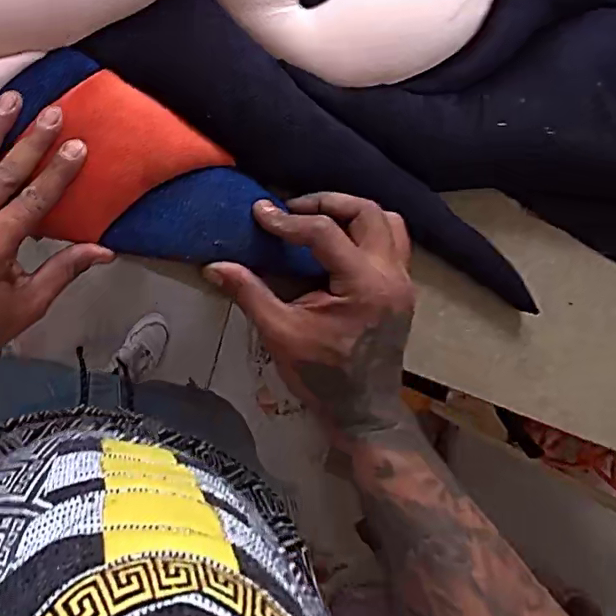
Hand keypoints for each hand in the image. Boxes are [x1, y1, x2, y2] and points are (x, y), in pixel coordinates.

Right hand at [204, 194, 415, 436]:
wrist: (364, 412)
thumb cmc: (322, 375)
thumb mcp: (279, 333)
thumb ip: (249, 293)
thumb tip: (213, 266)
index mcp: (364, 286)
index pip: (325, 232)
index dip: (287, 219)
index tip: (259, 212)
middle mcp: (391, 276)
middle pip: (367, 212)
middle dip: (327, 202)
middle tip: (292, 208)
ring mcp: (403, 282)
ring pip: (388, 223)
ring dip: (352, 213)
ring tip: (316, 219)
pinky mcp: (401, 289)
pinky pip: (393, 241)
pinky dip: (366, 231)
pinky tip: (336, 243)